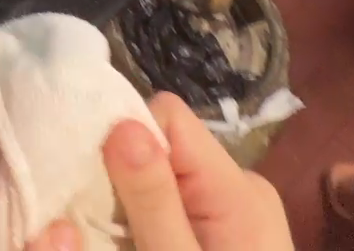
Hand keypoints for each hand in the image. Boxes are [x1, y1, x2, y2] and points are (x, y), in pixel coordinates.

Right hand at [101, 93, 292, 250]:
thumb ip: (153, 199)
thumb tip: (122, 123)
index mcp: (240, 188)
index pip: (166, 116)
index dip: (124, 141)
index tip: (106, 190)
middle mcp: (247, 183)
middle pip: (163, 141)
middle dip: (130, 174)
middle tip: (118, 227)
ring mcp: (244, 206)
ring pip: (168, 168)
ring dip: (140, 196)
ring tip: (133, 240)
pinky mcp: (237, 225)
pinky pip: (182, 193)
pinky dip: (157, 212)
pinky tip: (155, 242)